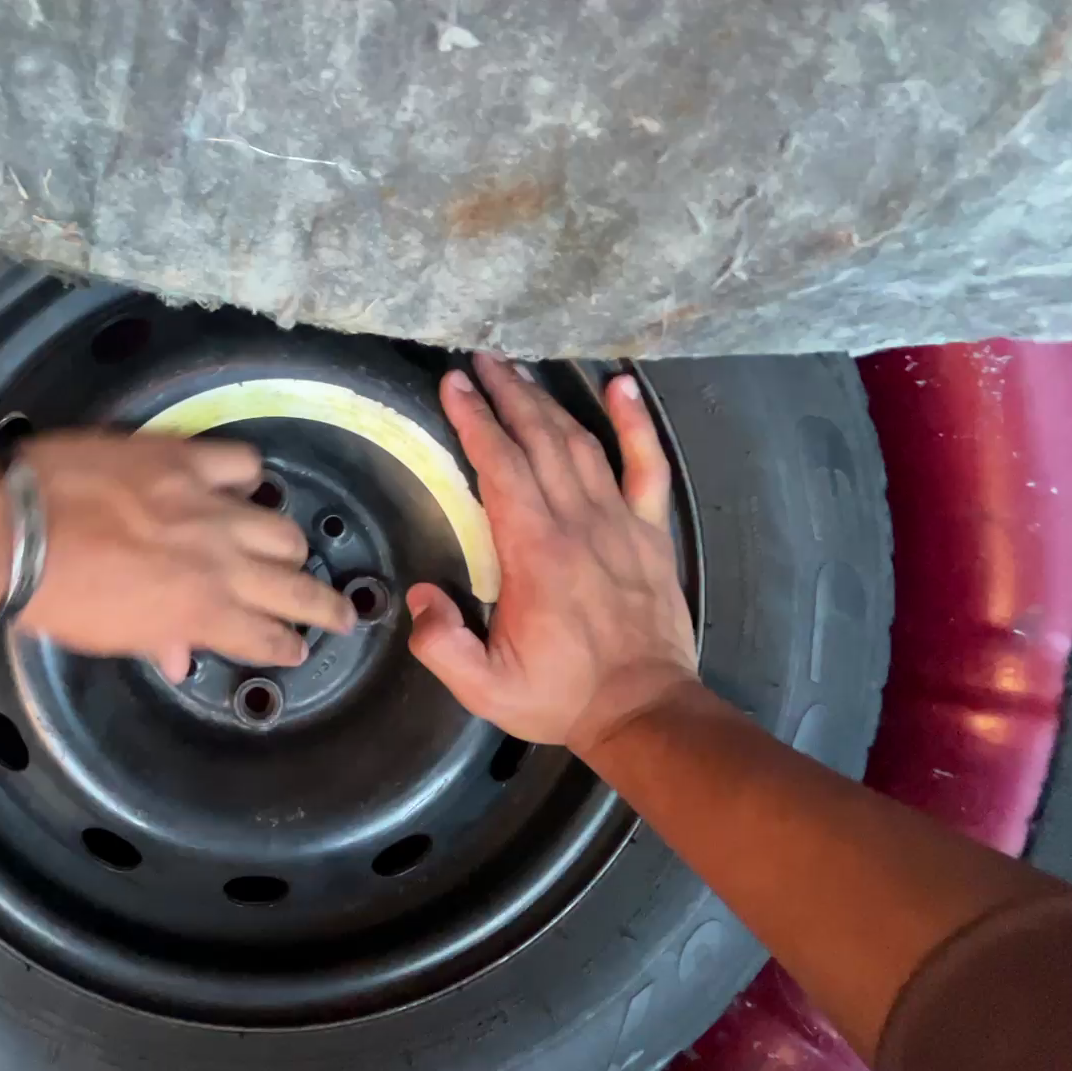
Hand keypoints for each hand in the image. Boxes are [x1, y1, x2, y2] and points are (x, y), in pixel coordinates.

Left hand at [17, 432, 355, 678]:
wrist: (14, 527)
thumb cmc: (53, 596)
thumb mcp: (107, 636)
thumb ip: (157, 640)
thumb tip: (179, 657)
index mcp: (201, 613)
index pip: (266, 638)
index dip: (286, 647)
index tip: (296, 648)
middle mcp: (221, 562)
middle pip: (296, 588)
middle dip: (324, 606)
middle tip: (338, 612)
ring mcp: (207, 506)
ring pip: (281, 528)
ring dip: (288, 547)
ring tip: (289, 551)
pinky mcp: (184, 459)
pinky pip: (240, 462)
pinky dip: (245, 476)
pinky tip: (241, 485)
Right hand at [406, 353, 697, 752]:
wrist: (644, 710)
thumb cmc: (557, 695)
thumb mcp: (483, 686)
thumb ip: (441, 643)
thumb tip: (421, 594)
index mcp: (534, 552)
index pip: (500, 467)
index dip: (474, 421)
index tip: (454, 385)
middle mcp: (577, 524)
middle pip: (538, 440)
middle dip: (505, 395)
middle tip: (480, 360)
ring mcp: (620, 523)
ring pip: (580, 443)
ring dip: (546, 402)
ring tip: (518, 371)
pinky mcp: (650, 532)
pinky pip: (646, 466)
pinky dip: (634, 424)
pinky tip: (619, 388)